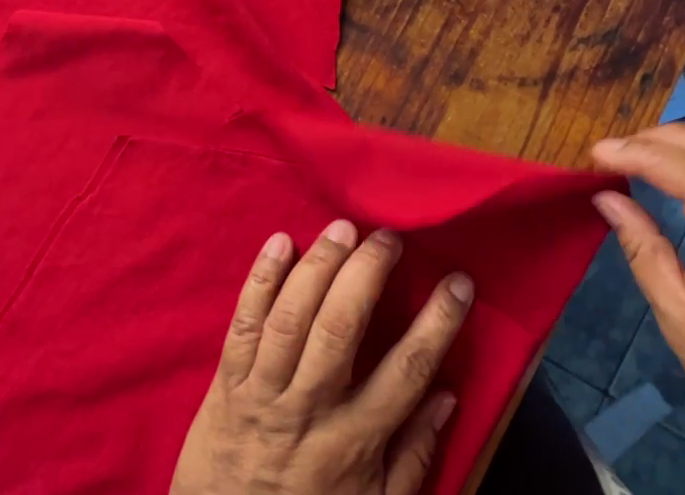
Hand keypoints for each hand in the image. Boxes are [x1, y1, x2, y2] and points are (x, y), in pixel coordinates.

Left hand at [170, 219, 474, 494]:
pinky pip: (241, 326)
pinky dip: (259, 281)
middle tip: (388, 236)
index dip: (437, 322)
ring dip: (317, 267)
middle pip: (340, 330)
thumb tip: (448, 396)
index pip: (406, 369)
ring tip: (343, 228)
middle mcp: (309, 409)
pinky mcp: (226, 384)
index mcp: (353, 440)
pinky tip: (279, 242)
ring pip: (290, 320)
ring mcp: (263, 393)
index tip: (458, 281)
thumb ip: (413, 455)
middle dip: (366, 275)